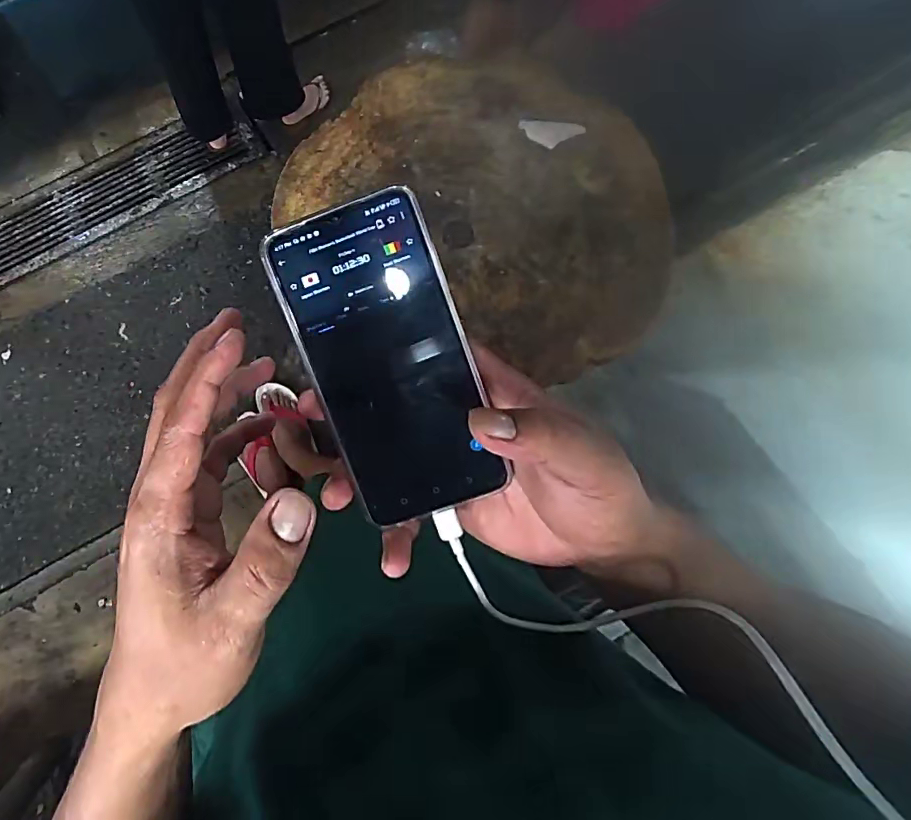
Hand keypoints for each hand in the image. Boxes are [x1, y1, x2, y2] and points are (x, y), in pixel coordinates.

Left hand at [95, 310, 316, 738]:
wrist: (150, 703)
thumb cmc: (184, 664)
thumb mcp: (232, 621)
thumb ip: (265, 564)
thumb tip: (302, 500)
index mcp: (159, 511)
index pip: (182, 428)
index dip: (208, 377)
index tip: (235, 336)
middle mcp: (159, 496)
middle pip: (174, 412)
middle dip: (201, 363)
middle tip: (235, 322)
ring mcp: (171, 504)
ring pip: (192, 429)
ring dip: (221, 391)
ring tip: (262, 365)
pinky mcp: (185, 516)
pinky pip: (209, 457)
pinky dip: (235, 431)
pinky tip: (265, 428)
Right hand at [270, 345, 679, 579]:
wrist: (603, 542)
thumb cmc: (599, 479)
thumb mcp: (576, 451)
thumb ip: (534, 432)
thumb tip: (478, 421)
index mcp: (493, 391)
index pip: (443, 357)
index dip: (399, 350)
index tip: (347, 354)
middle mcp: (463, 419)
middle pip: (402, 406)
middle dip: (356, 414)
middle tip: (308, 420)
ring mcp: (451, 462)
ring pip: (395, 459)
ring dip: (360, 473)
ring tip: (332, 496)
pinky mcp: (451, 503)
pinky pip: (412, 511)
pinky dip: (397, 532)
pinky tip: (391, 560)